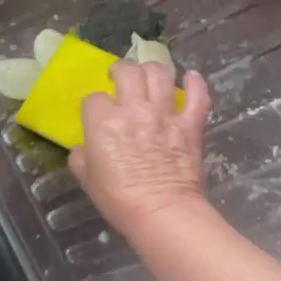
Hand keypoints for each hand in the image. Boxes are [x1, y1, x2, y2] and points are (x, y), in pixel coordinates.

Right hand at [71, 61, 213, 234]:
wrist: (161, 212)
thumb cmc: (118, 198)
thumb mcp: (86, 177)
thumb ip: (82, 155)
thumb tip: (84, 148)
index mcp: (103, 122)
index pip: (94, 98)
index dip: (93, 104)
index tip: (95, 112)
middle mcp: (134, 110)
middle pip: (128, 73)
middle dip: (120, 70)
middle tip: (119, 76)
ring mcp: (166, 115)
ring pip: (160, 75)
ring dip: (152, 69)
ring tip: (147, 74)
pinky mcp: (192, 125)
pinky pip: (198, 96)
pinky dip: (195, 83)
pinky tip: (189, 77)